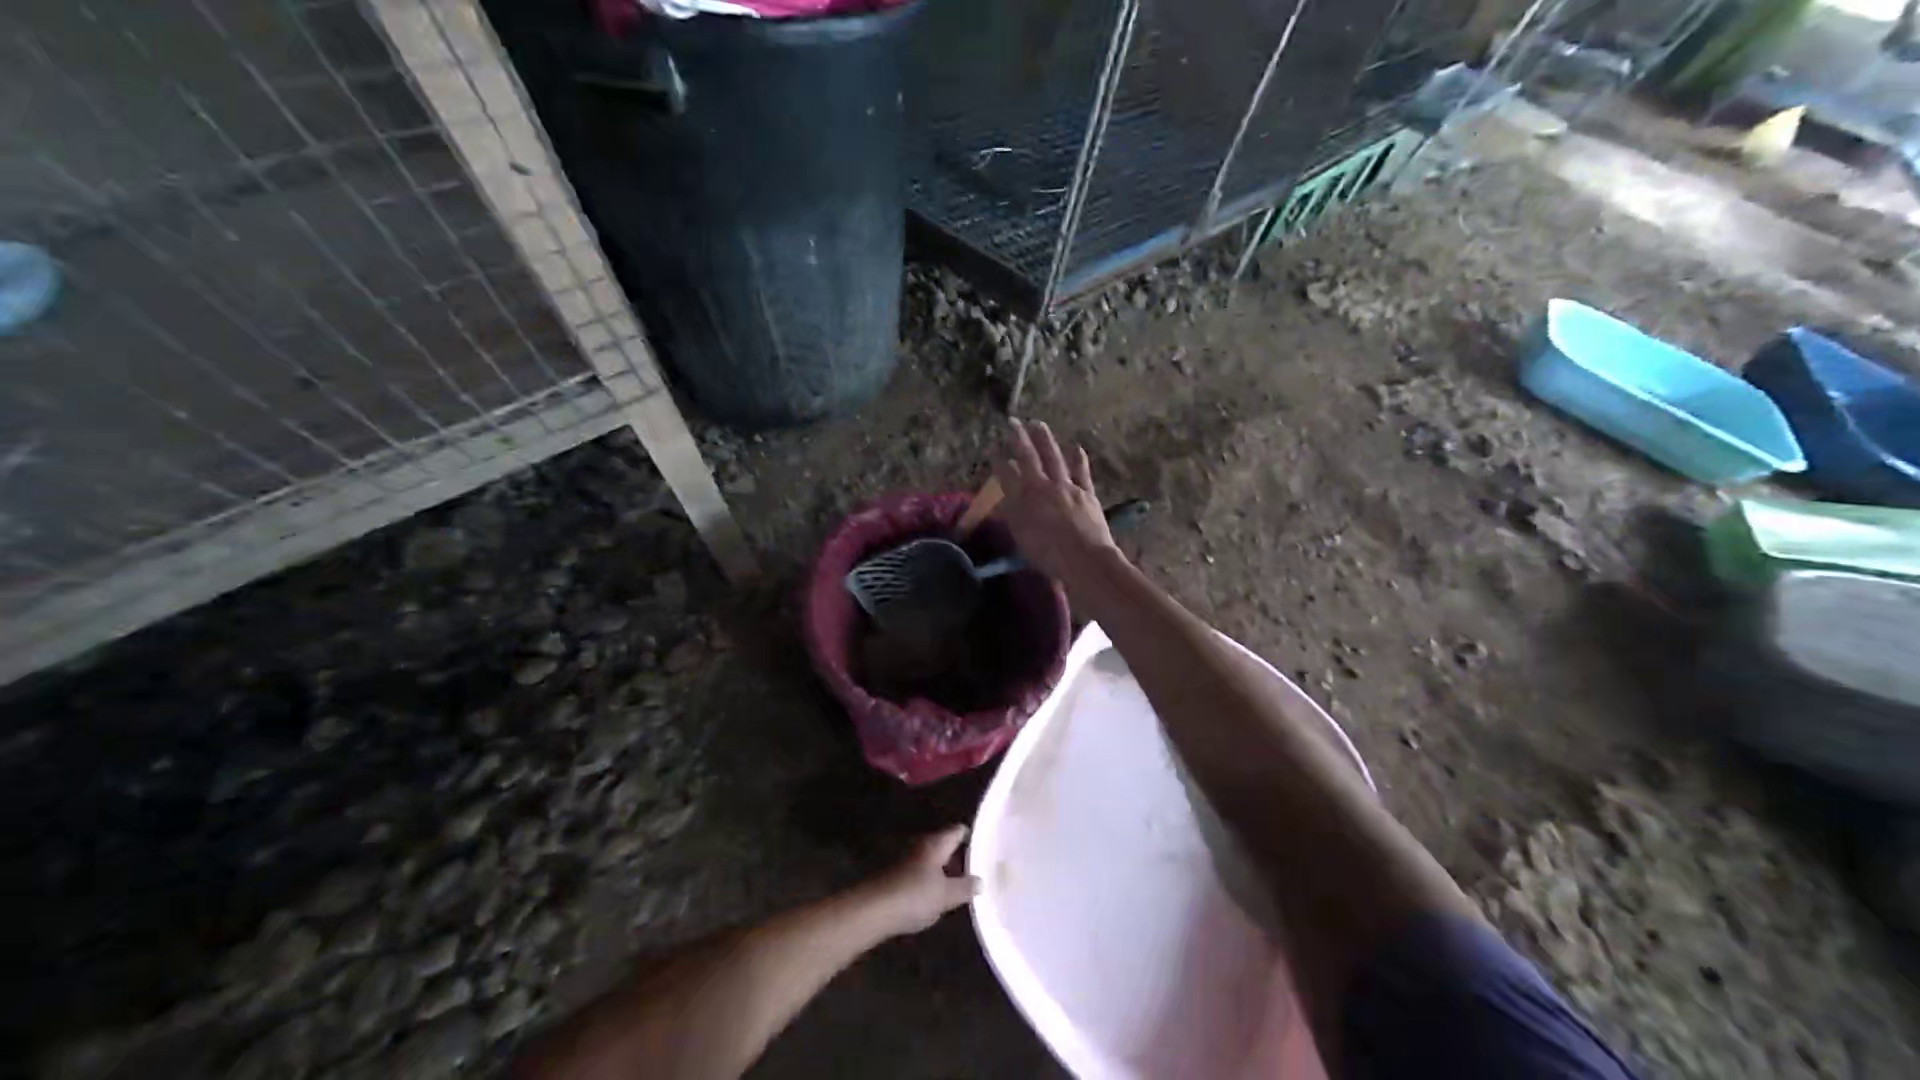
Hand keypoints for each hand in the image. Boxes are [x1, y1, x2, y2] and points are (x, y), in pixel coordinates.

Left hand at [857, 825, 979, 937]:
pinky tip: (939, 896)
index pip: (958, 831)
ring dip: (946, 870)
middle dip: (960, 857)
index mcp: (936, 843)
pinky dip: (933, 881)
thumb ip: (966, 887)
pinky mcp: (898, 876)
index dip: (972, 837)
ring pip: (933, 860)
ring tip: (963, 886)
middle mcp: (922, 845)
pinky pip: (922, 873)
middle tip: (979, 870)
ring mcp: (908, 859)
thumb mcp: (947, 895)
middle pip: (945, 845)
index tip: (986, 847)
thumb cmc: (915, 895)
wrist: (874, 910)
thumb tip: (980, 881)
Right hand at [993, 420, 1116, 582]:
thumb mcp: (1022, 540)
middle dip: (1019, 439)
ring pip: (1053, 458)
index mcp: (1023, 500)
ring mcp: (1067, 487)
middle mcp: (1043, 487)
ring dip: (1045, 440)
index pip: (1006, 476)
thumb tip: (1007, 501)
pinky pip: (1081, 471)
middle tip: (1013, 422)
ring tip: (1038, 423)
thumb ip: (1014, 518)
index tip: (993, 448)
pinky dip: (1077, 458)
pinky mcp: (1086, 493)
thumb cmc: (1048, 556)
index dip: (998, 461)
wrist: (1084, 559)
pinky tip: (1075, 446)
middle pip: (1029, 458)